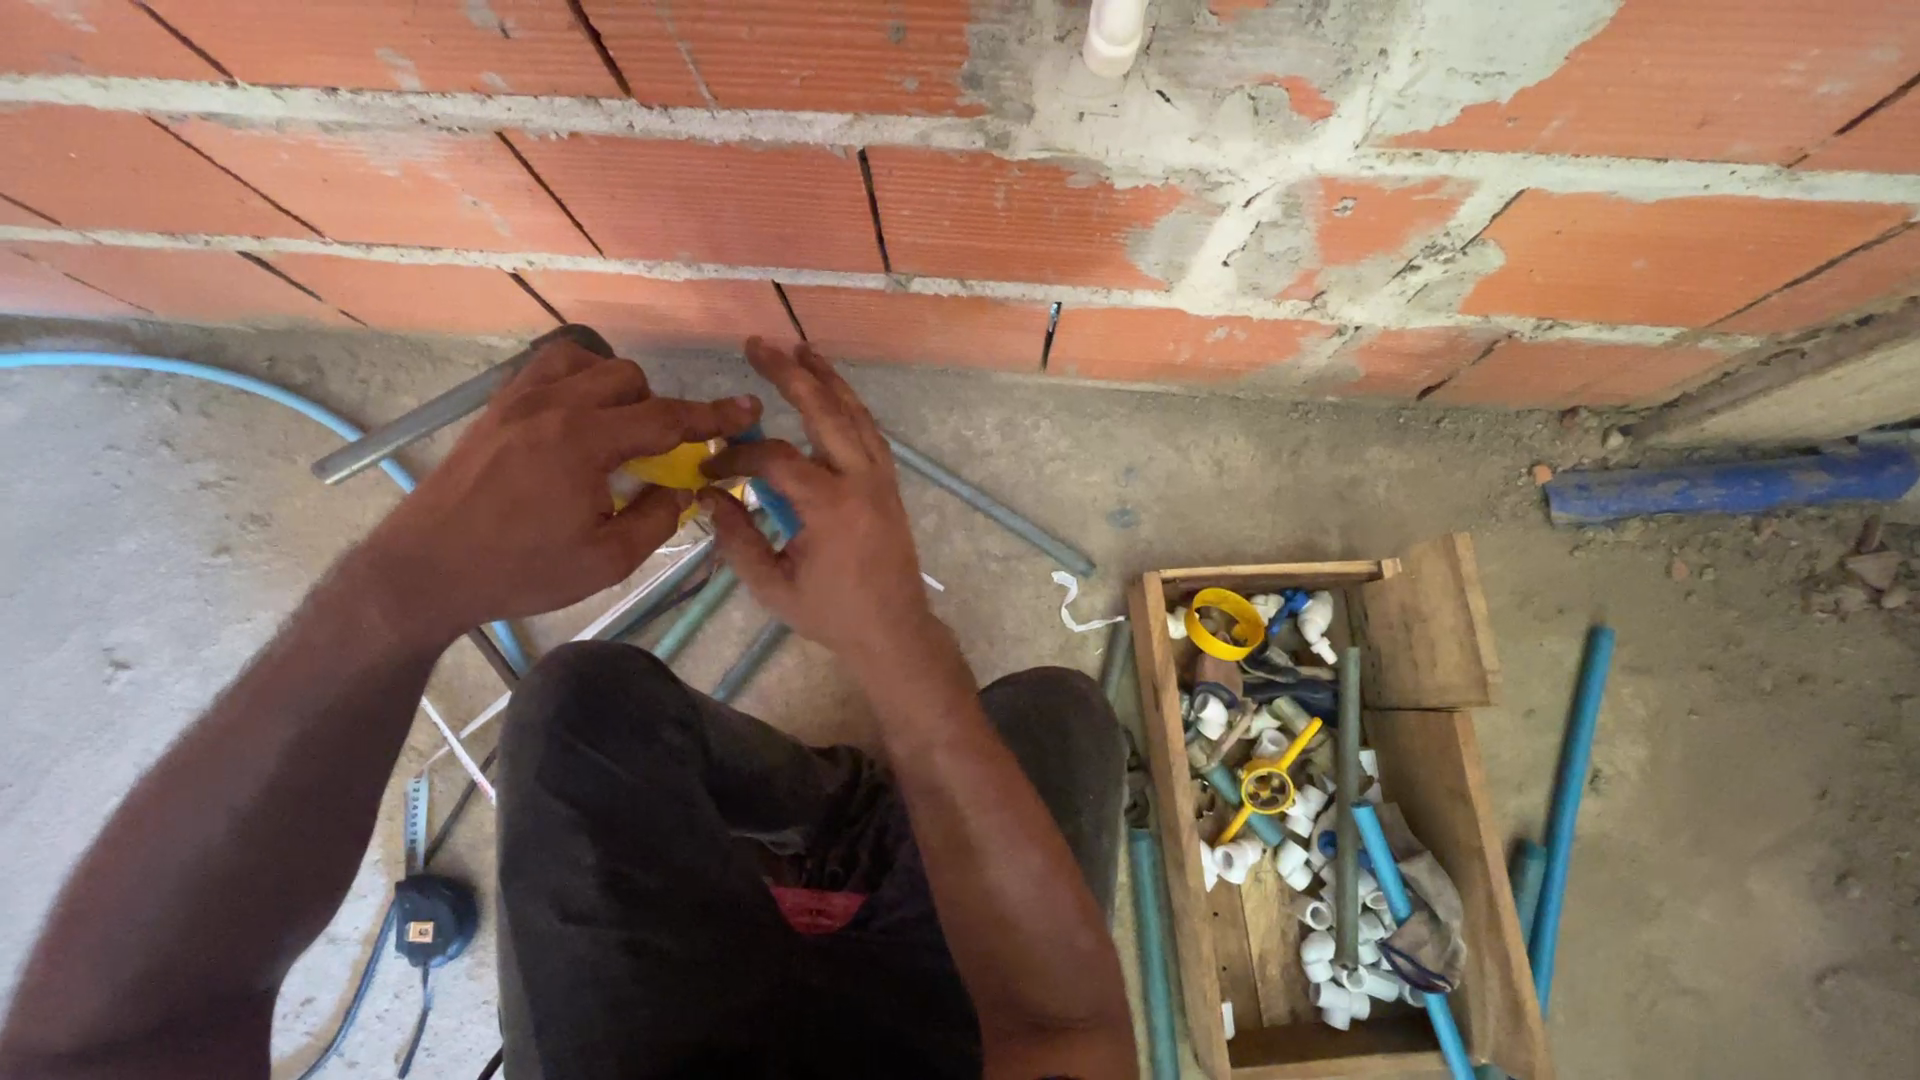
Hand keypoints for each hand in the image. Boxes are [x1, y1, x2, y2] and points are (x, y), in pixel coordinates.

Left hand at [358, 339, 759, 642]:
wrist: (424, 571)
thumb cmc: (520, 571)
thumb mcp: (607, 560)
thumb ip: (657, 517)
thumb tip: (681, 487)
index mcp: (585, 442)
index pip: (666, 417)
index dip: (713, 415)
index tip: (747, 408)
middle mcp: (553, 406)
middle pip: (628, 378)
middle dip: (657, 408)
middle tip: (656, 452)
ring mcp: (517, 401)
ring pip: (587, 362)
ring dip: (616, 389)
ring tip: (615, 430)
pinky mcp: (494, 409)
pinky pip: (547, 370)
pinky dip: (577, 383)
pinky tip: (575, 422)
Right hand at [698, 339, 943, 669]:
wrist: (894, 630)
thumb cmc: (832, 615)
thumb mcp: (774, 586)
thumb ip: (737, 540)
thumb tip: (708, 496)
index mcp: (830, 507)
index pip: (775, 458)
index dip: (737, 456)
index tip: (711, 468)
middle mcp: (861, 481)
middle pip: (825, 410)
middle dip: (789, 374)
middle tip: (757, 344)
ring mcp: (882, 479)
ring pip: (856, 414)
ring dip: (827, 380)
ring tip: (799, 350)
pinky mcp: (891, 484)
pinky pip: (870, 433)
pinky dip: (850, 406)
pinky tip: (833, 393)